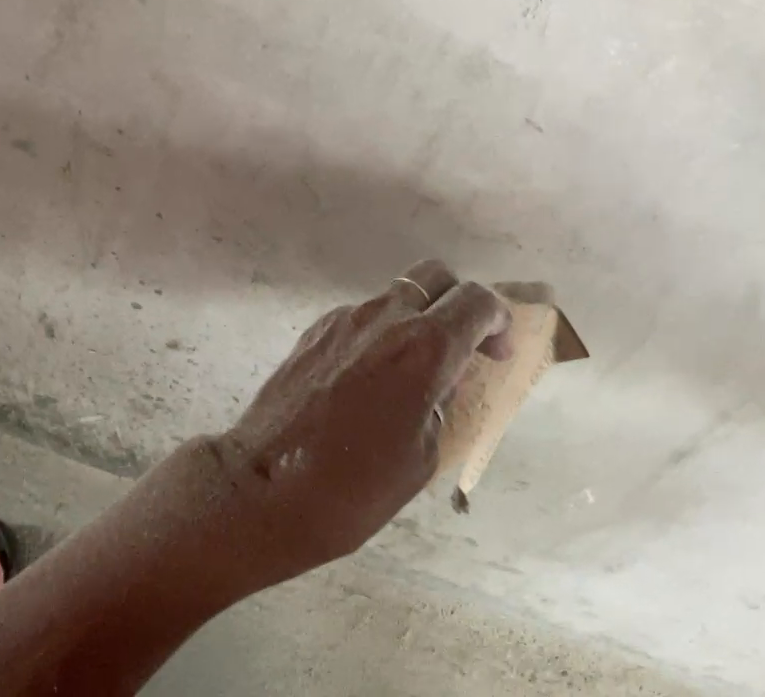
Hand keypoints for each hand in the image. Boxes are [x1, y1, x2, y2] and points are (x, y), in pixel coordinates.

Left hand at [216, 260, 512, 582]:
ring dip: (413, 321)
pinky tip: (368, 383)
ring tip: (409, 375)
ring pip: (393, 298)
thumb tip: (441, 379)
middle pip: (434, 277)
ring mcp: (342, 320)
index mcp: (423, 348)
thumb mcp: (424, 454)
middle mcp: (384, 318)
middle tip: (461, 347)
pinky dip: (378, 337)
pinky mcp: (312, 332)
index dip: (498, 319)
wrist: (266, 487)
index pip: (477, 301)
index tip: (496, 352)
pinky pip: (359, 320)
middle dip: (457, 302)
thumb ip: (442, 402)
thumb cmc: (356, 487)